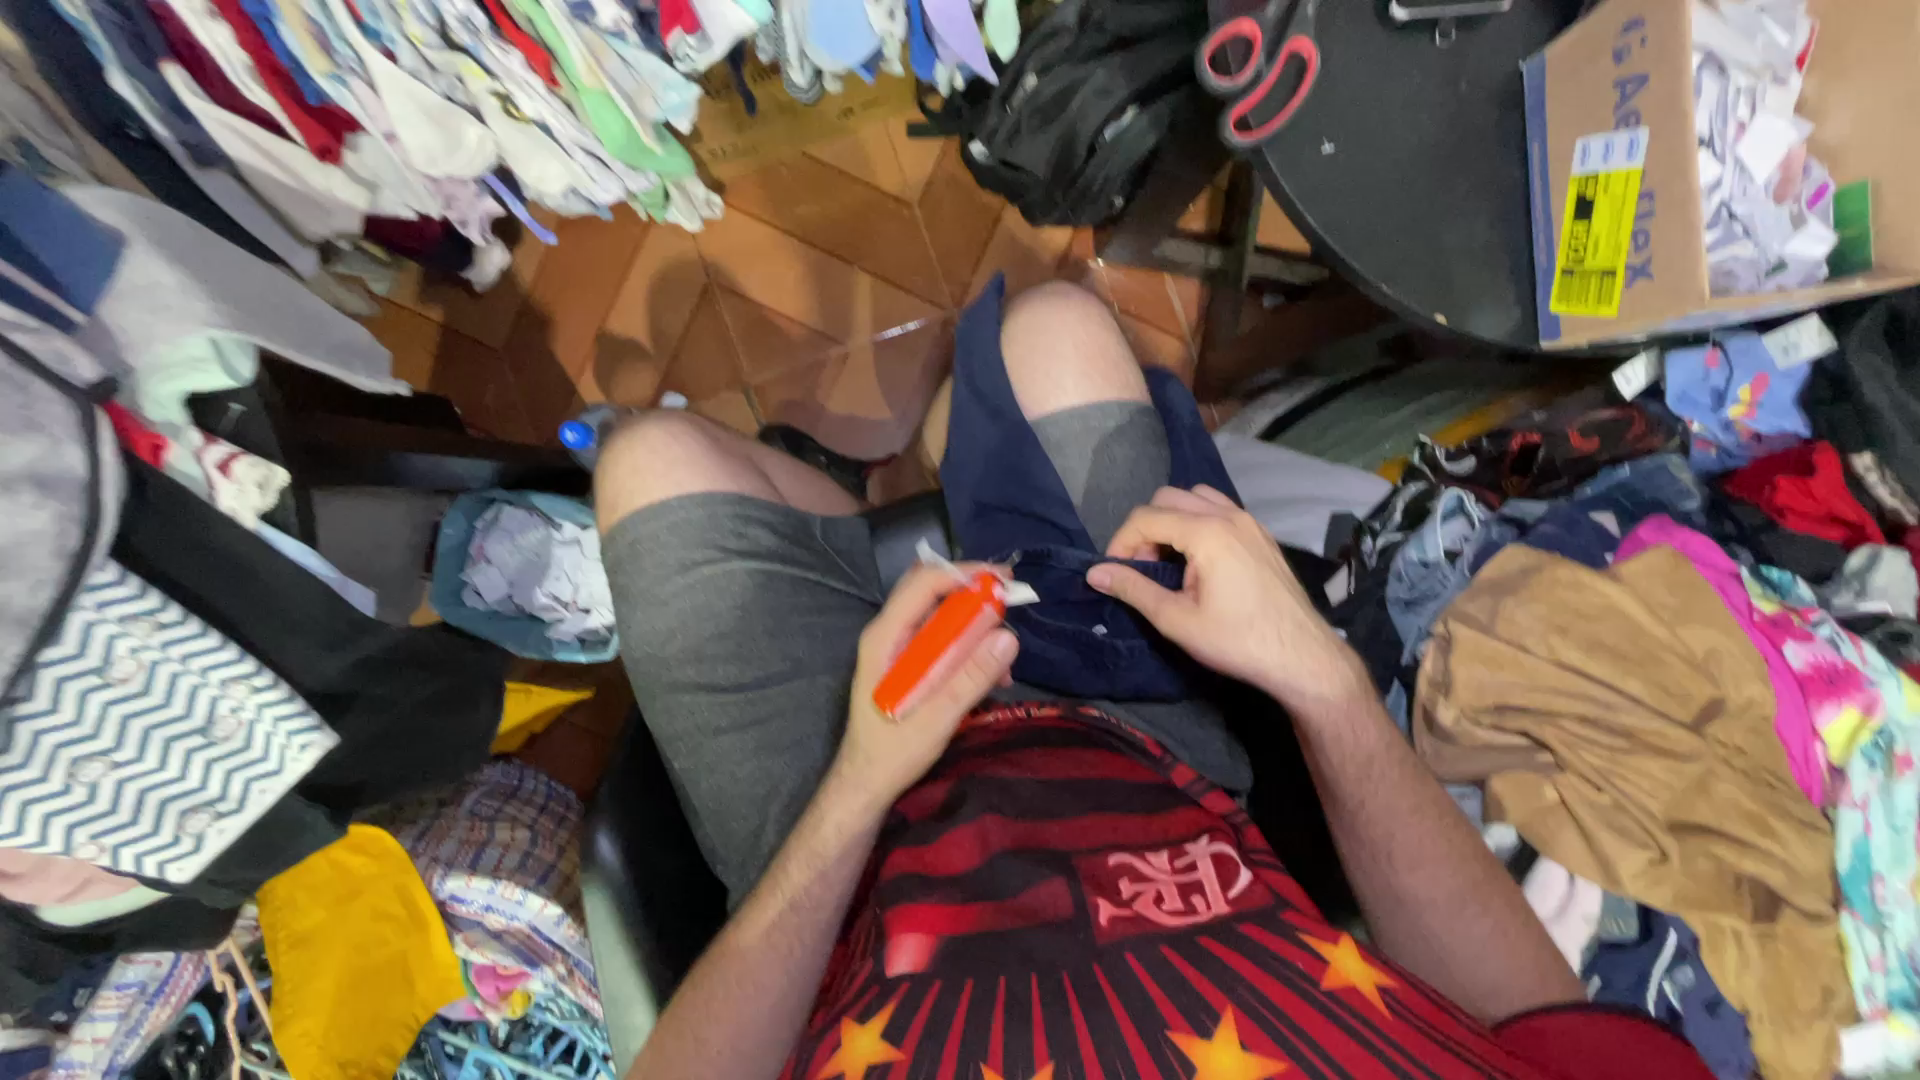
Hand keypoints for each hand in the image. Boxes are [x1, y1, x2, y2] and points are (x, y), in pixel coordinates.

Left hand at [826, 564, 1019, 815]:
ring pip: (939, 615)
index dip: (965, 575)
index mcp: (884, 637)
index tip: (1004, 581)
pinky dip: (968, 647)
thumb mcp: (937, 717)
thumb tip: (1009, 636)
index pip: (924, 584)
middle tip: (1010, 601)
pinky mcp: (908, 665)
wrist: (866, 784)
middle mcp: (888, 634)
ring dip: (974, 625)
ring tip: (1004, 657)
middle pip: (931, 592)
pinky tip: (990, 676)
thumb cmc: (892, 753)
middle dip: (973, 592)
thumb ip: (971, 677)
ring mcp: (897, 648)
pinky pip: (941, 640)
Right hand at [1087, 486, 1366, 714]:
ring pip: (1195, 498)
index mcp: (1207, 532)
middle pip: (1168, 498)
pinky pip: (1219, 510)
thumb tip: (1094, 572)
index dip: (1121, 542)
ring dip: (1172, 521)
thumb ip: (1133, 589)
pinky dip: (1198, 522)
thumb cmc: (1236, 641)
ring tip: (1169, 561)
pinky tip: (1198, 560)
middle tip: (1142, 568)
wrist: (1302, 657)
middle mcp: (1228, 515)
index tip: (1116, 573)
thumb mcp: (1175, 619)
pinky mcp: (1261, 535)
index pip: (1145, 516)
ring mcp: (1249, 522)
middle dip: (1145, 528)